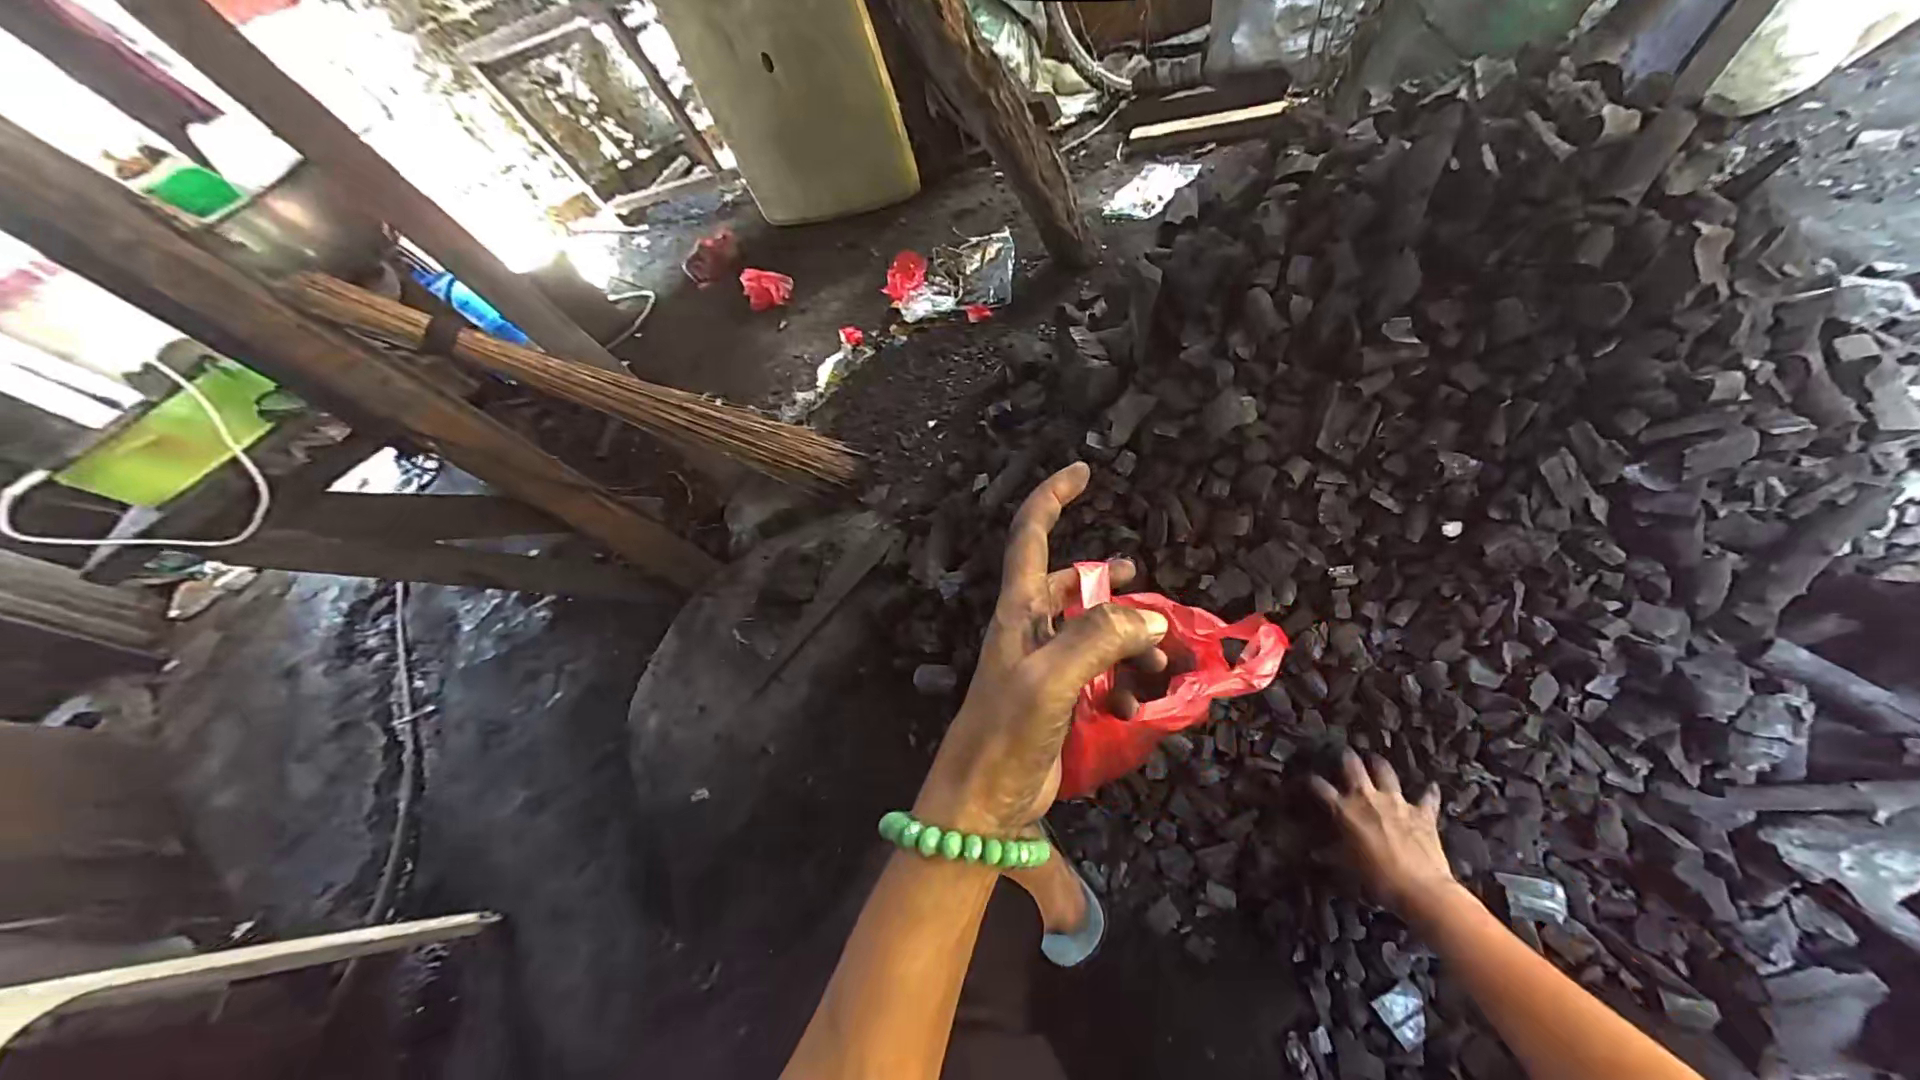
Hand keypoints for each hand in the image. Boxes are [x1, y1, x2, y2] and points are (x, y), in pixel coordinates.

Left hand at [916, 462, 1169, 835]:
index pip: (1032, 537)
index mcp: (1018, 611)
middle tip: (1152, 599)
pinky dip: (1130, 680)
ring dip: (1133, 642)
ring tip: (1163, 662)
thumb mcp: (1049, 680)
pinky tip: (1147, 701)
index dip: (1053, 498)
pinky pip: (1105, 673)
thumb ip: (1097, 639)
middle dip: (1115, 589)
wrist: (984, 801)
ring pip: (1099, 632)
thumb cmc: (1005, 734)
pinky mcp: (1064, 698)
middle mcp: (1032, 629)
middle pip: (1076, 587)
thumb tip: (1148, 616)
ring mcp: (1048, 665)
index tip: (1082, 471)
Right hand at [1310, 751, 1456, 916]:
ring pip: (1385, 771)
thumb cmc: (1376, 877)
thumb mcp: (1346, 865)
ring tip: (1375, 760)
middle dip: (1346, 756)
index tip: (1307, 778)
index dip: (1311, 780)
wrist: (1420, 888)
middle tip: (1345, 753)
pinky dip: (1428, 792)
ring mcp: (1396, 802)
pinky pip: (1427, 797)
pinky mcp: (1422, 812)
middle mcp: (1367, 798)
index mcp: (1344, 809)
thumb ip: (1330, 854)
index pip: (1319, 786)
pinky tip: (1431, 786)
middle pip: (1352, 765)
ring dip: (1380, 765)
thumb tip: (1313, 854)